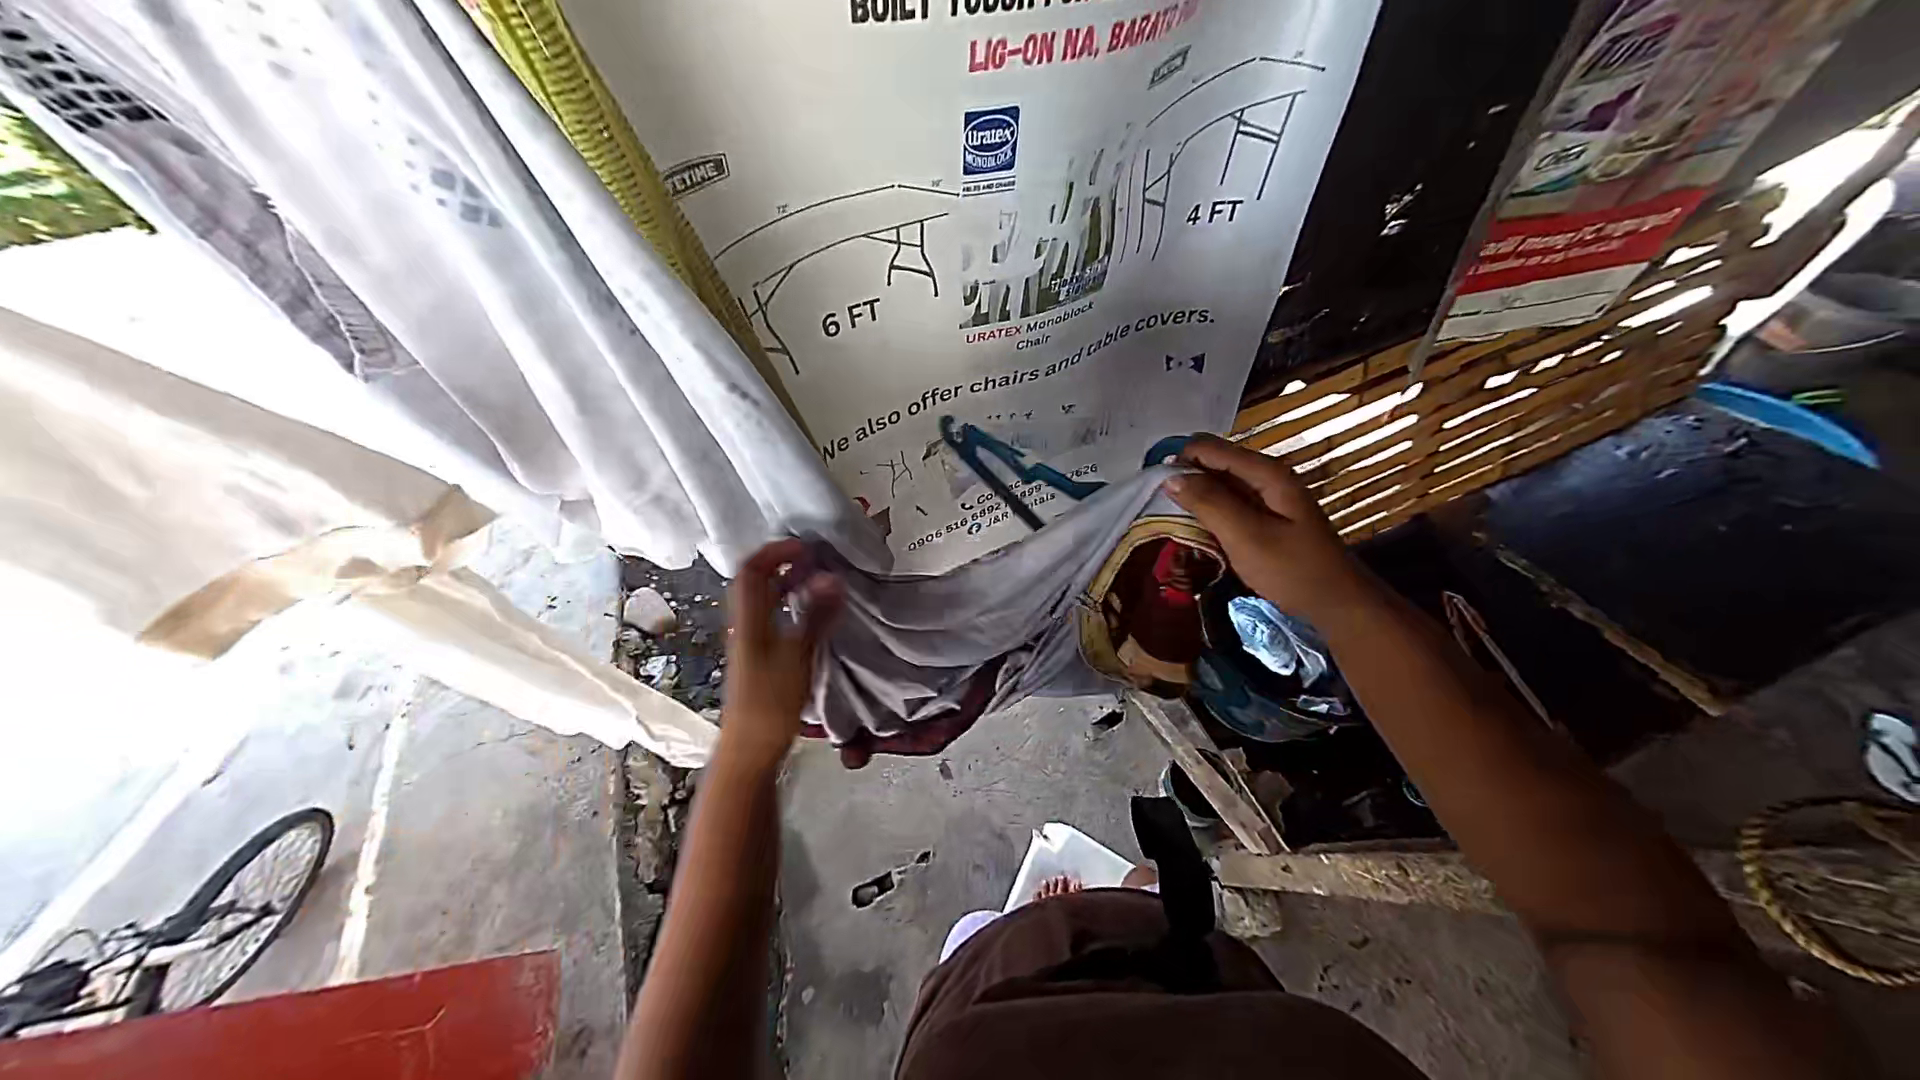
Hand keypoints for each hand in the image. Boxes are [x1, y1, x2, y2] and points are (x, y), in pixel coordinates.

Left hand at [719, 538, 843, 771]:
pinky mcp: (760, 656)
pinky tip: (813, 613)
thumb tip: (833, 578)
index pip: (751, 570)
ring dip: (788, 583)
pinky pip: (773, 617)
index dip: (774, 551)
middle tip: (816, 558)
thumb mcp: (798, 657)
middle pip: (756, 581)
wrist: (750, 749)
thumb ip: (816, 616)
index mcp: (748, 620)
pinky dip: (791, 605)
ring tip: (819, 579)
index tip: (805, 546)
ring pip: (765, 599)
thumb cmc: (770, 704)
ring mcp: (751, 641)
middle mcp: (744, 625)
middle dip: (783, 562)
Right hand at [1164, 434, 1375, 622]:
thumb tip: (1170, 476)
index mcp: (1265, 472)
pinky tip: (1199, 533)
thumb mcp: (1246, 536)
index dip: (1179, 463)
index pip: (1207, 447)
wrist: (1337, 603)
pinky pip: (1227, 503)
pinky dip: (1209, 512)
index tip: (1157, 493)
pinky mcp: (1263, 515)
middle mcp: (1265, 476)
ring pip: (1217, 483)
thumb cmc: (1293, 570)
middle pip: (1212, 462)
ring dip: (1195, 498)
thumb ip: (1208, 503)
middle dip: (1185, 480)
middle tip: (1164, 512)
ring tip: (1176, 524)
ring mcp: (1265, 495)